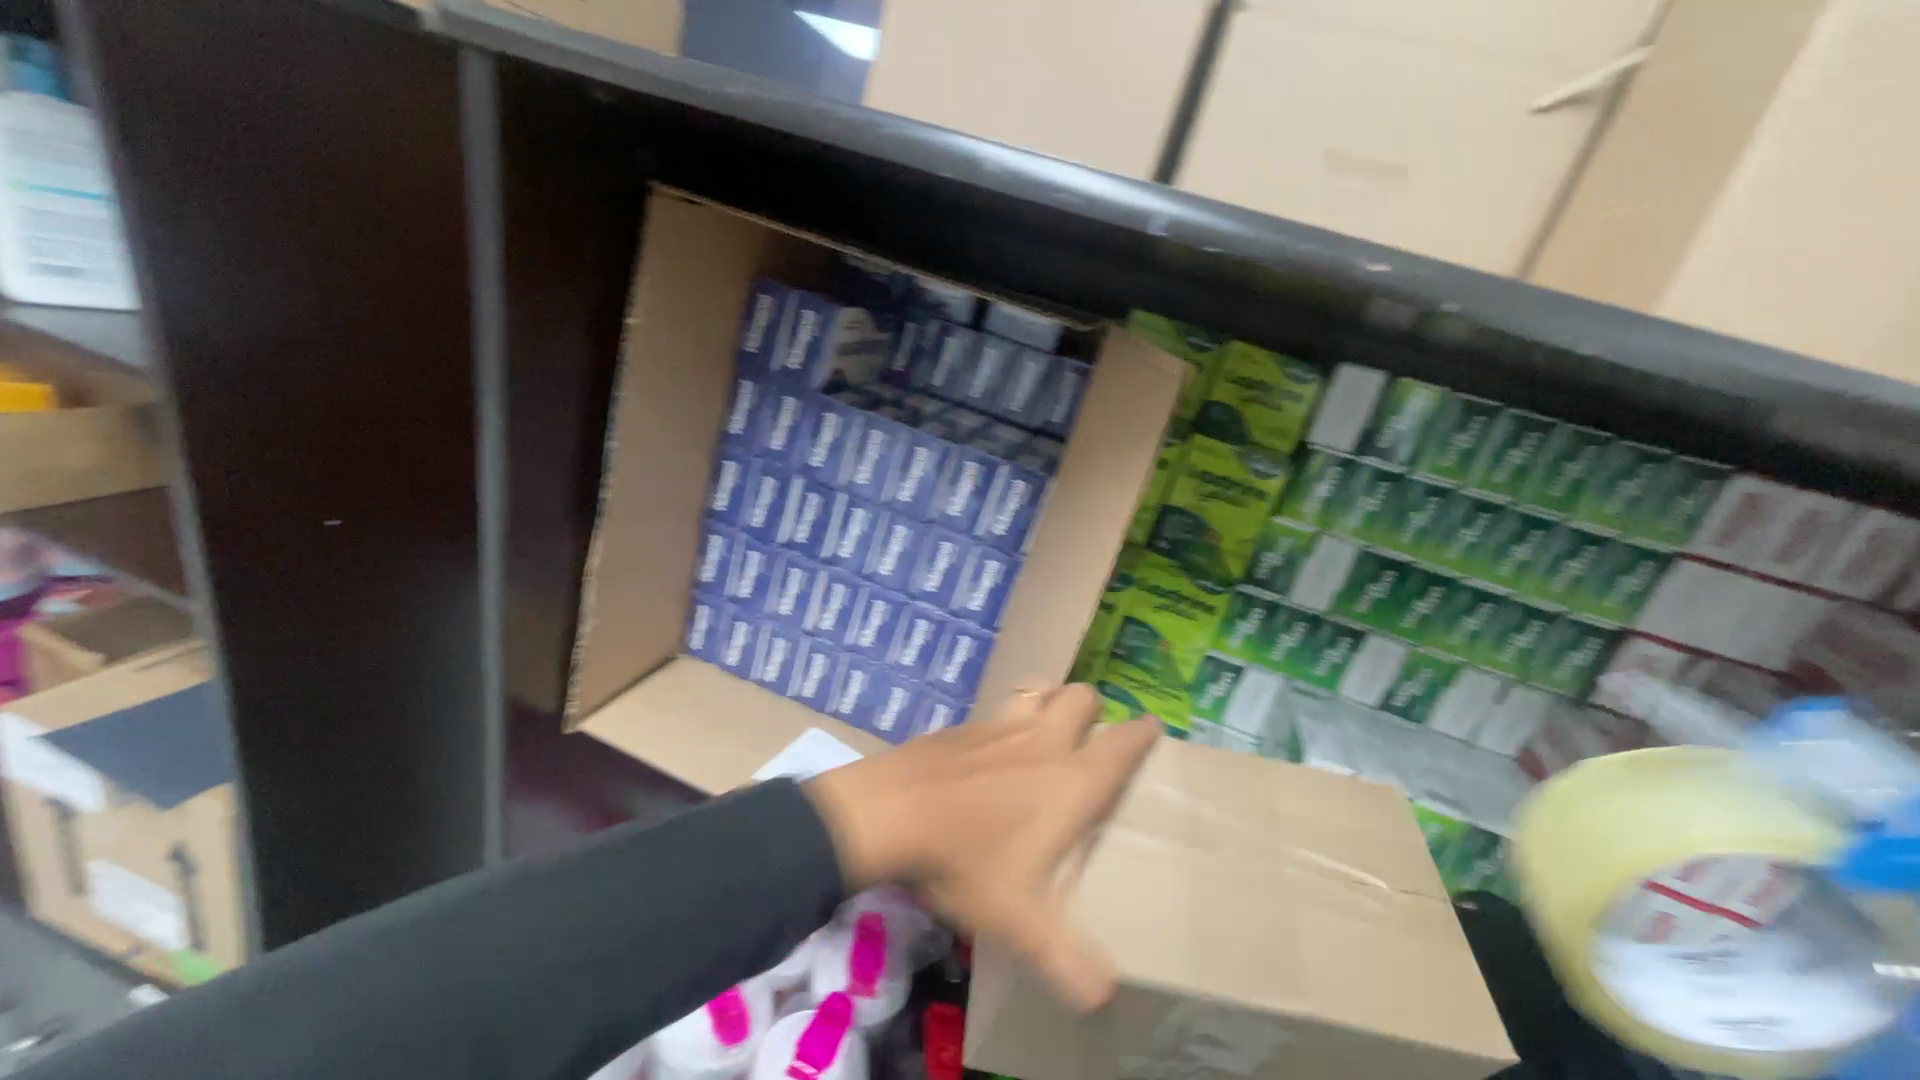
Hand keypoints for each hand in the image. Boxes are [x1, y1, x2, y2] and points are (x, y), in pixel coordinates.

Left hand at [803, 684, 1159, 1012]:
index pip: (1124, 743)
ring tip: (1043, 729)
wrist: (886, 815)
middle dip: (1092, 711)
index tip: (1151, 730)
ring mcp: (997, 727)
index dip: (1142, 734)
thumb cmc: (966, 862)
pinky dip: (1001, 724)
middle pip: (1082, 698)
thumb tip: (1102, 1000)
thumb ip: (1067, 962)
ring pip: (1037, 691)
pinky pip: (993, 713)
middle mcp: (1042, 742)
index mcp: (1072, 780)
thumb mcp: (1020, 923)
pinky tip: (985, 753)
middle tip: (1088, 739)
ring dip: (1047, 701)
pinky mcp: (958, 726)